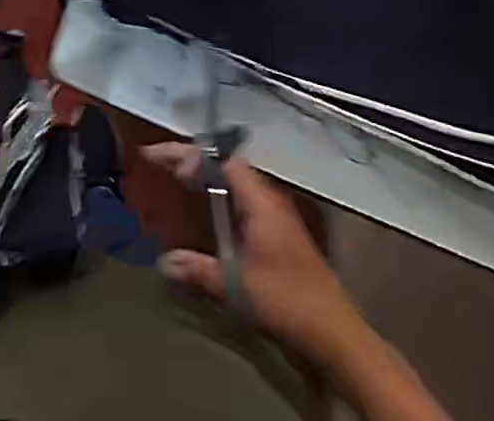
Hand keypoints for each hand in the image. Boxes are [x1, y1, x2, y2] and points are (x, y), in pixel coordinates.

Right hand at [142, 142, 365, 361]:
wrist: (336, 334)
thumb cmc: (287, 301)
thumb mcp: (237, 286)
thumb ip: (199, 270)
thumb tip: (164, 261)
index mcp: (261, 203)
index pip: (224, 161)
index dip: (192, 157)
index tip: (163, 163)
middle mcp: (269, 201)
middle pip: (226, 167)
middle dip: (191, 162)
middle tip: (157, 162)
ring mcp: (275, 217)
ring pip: (233, 183)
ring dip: (204, 178)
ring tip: (173, 179)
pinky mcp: (277, 234)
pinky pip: (239, 201)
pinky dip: (216, 197)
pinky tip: (202, 212)